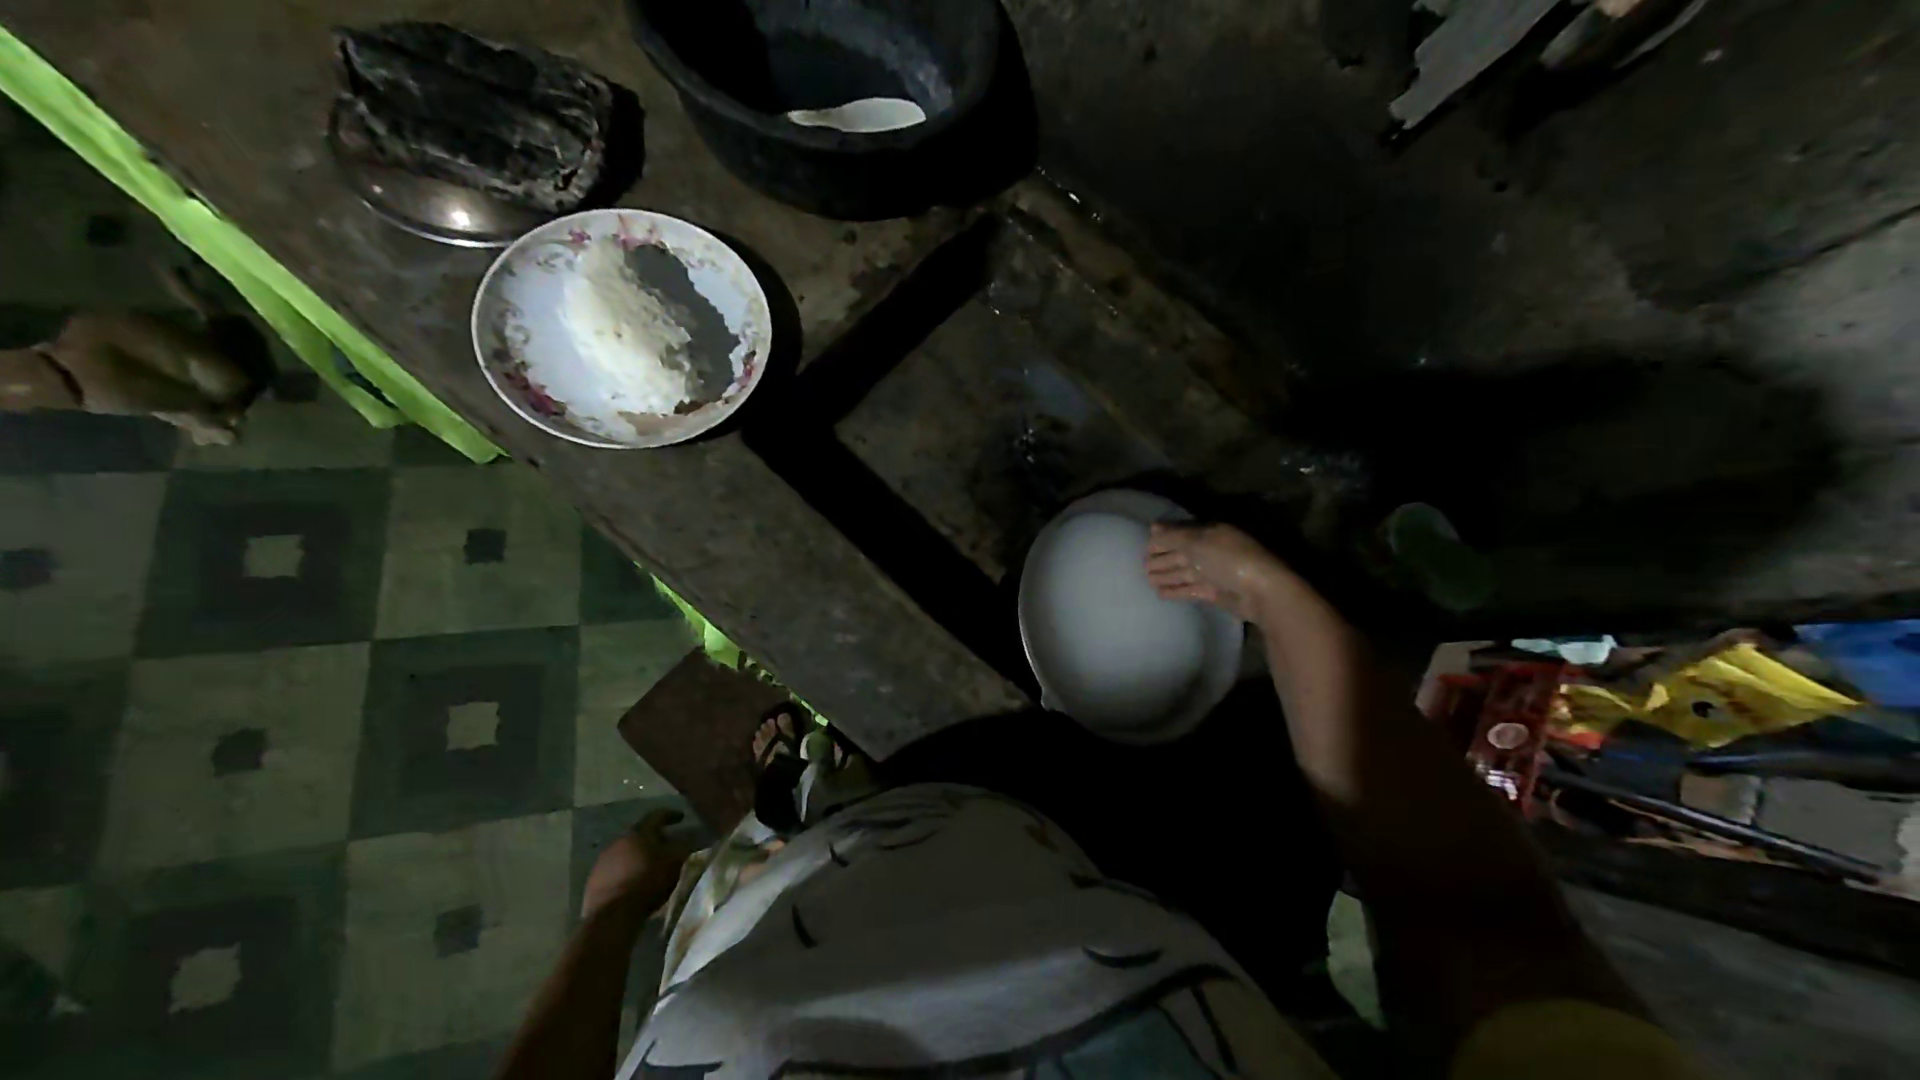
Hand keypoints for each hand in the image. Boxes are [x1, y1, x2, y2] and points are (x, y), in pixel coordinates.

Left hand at [581, 810, 692, 920]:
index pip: (657, 815)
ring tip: (650, 865)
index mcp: (639, 832)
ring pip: (626, 852)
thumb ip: (683, 846)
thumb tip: (688, 837)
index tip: (681, 818)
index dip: (670, 815)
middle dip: (654, 838)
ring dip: (638, 855)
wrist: (612, 915)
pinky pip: (615, 869)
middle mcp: (618, 841)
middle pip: (640, 834)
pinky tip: (634, 882)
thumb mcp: (674, 862)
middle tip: (666, 844)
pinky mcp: (594, 881)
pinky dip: (626, 870)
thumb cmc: (648, 881)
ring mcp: (602, 861)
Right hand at [1145, 522, 1298, 624]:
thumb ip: (1173, 536)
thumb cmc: (1228, 559)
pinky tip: (1159, 593)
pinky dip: (1175, 590)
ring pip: (1183, 572)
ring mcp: (1212, 573)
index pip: (1181, 533)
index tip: (1145, 544)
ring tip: (1146, 579)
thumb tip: (1152, 528)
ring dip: (1165, 575)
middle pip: (1180, 553)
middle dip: (1161, 558)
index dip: (1163, 538)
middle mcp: (1210, 551)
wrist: (1259, 591)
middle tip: (1141, 564)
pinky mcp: (1213, 592)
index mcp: (1210, 533)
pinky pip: (1189, 589)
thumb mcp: (1198, 542)